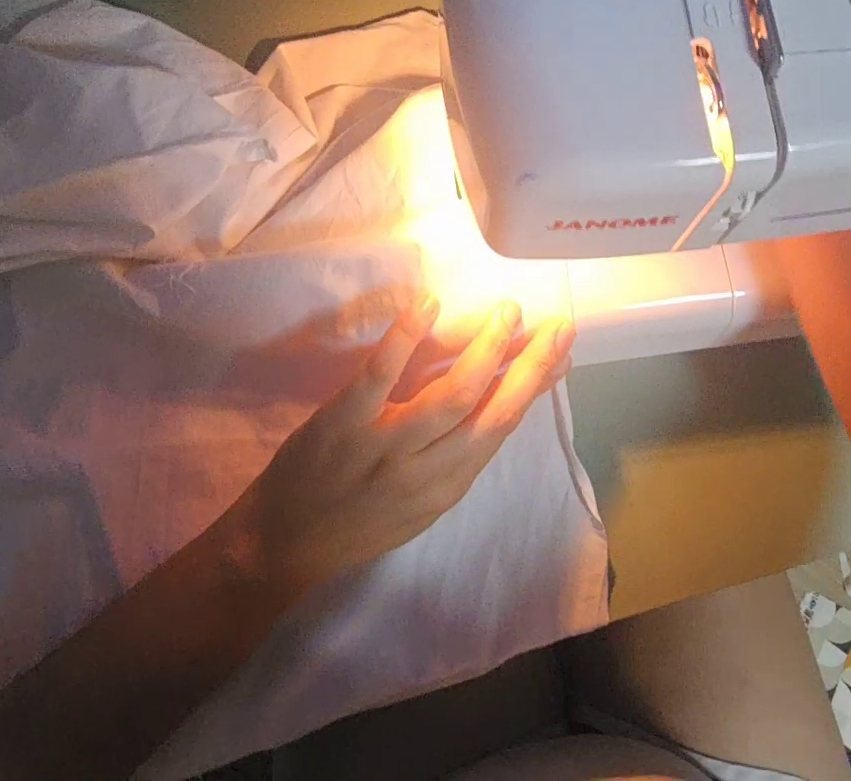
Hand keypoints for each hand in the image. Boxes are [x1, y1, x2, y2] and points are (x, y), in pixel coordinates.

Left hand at [224, 297, 575, 595]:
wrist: (286, 546)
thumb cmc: (360, 522)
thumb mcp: (423, 503)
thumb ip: (459, 454)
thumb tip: (498, 406)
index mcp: (449, 486)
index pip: (504, 427)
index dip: (536, 387)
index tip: (563, 353)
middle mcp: (427, 470)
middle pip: (491, 412)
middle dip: (529, 367)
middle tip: (556, 325)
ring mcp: (384, 445)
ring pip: (450, 396)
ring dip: (484, 351)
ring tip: (507, 313)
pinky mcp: (343, 422)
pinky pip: (379, 376)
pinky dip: (406, 338)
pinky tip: (428, 305)